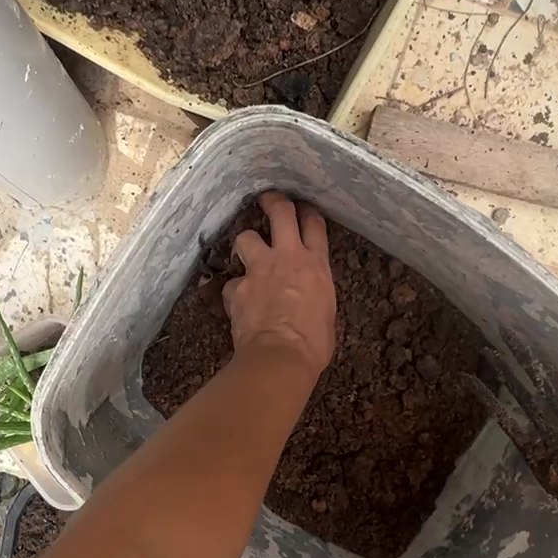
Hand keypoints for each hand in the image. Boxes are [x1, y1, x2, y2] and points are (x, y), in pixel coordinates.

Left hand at [222, 192, 335, 373]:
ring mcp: (260, 270)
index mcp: (316, 266)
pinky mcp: (238, 288)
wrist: (281, 357)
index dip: (308, 213)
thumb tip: (309, 301)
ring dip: (245, 243)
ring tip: (245, 252)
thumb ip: (315, 296)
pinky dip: (233, 291)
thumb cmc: (313, 344)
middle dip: (273, 202)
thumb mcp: (326, 315)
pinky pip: (231, 283)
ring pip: (246, 237)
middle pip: (280, 213)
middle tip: (267, 200)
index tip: (303, 209)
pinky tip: (236, 302)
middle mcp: (288, 258)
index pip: (314, 225)